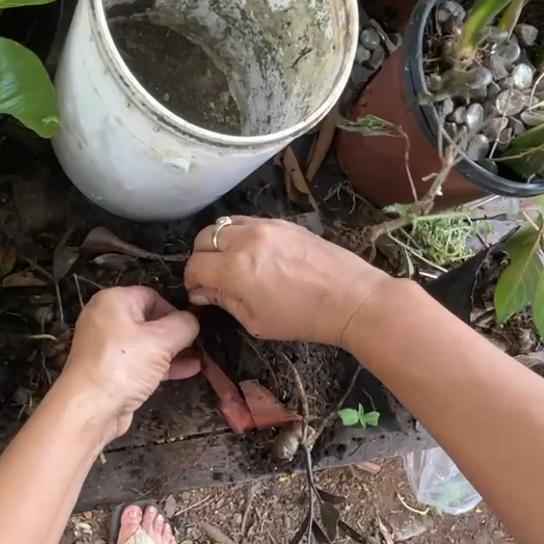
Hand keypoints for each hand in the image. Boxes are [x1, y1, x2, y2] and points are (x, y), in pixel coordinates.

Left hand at [58, 287, 200, 439]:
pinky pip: (141, 362)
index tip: (191, 327)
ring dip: (173, 351)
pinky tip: (188, 370)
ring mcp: (107, 347)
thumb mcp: (161, 341)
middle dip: (176, 333)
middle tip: (199, 343)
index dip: (174, 310)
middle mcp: (106, 320)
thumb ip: (184, 325)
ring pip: (147, 344)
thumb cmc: (123, 366)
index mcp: (113, 301)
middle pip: (150, 320)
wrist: (90, 409)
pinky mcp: (111, 371)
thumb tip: (193, 322)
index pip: (152, 296)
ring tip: (199, 358)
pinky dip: (162, 365)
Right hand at [185, 217, 390, 346]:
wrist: (351, 298)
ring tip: (231, 262)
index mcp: (236, 269)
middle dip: (201, 258)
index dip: (191, 281)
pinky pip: (248, 221)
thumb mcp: (256, 322)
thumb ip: (224, 301)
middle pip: (203, 238)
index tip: (199, 291)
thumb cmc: (303, 319)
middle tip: (212, 276)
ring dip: (219, 243)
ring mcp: (266, 226)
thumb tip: (202, 292)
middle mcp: (246, 240)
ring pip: (224, 224)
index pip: (195, 266)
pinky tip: (254, 253)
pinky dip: (241, 234)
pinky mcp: (284, 222)